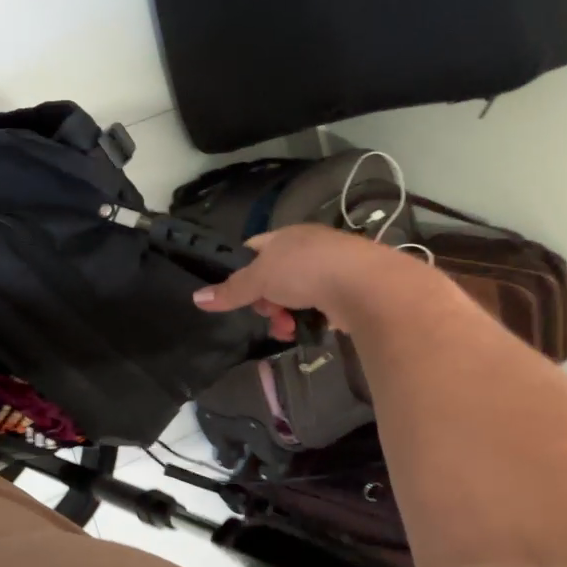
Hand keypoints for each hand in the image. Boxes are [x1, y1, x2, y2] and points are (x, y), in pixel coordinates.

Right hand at [191, 224, 419, 338]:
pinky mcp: (350, 290)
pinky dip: (306, 320)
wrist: (369, 286)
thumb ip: (229, 291)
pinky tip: (304, 330)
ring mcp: (332, 268)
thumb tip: (196, 298)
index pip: (253, 249)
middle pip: (273, 276)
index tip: (237, 292)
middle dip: (264, 300)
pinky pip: (318, 307)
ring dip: (283, 315)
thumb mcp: (258, 279)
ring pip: (294, 295)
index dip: (241, 270)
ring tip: (285, 328)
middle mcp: (310, 247)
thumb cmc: (307, 270)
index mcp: (287, 236)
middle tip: (265, 312)